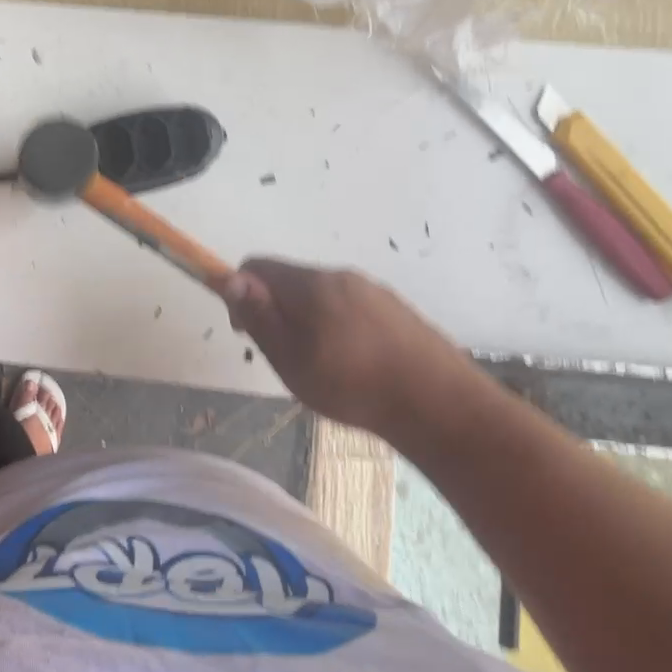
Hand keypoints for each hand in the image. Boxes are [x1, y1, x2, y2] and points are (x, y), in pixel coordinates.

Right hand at [218, 258, 490, 435]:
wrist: (441, 406)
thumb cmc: (351, 385)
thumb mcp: (289, 358)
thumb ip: (259, 316)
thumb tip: (231, 278)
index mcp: (311, 284)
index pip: (256, 266)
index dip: (240, 294)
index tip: (248, 333)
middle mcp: (342, 276)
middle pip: (290, 281)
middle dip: (276, 311)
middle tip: (285, 357)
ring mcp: (375, 292)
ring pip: (321, 297)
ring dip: (308, 321)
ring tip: (321, 366)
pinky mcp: (398, 310)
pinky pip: (351, 309)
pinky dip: (338, 328)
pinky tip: (354, 366)